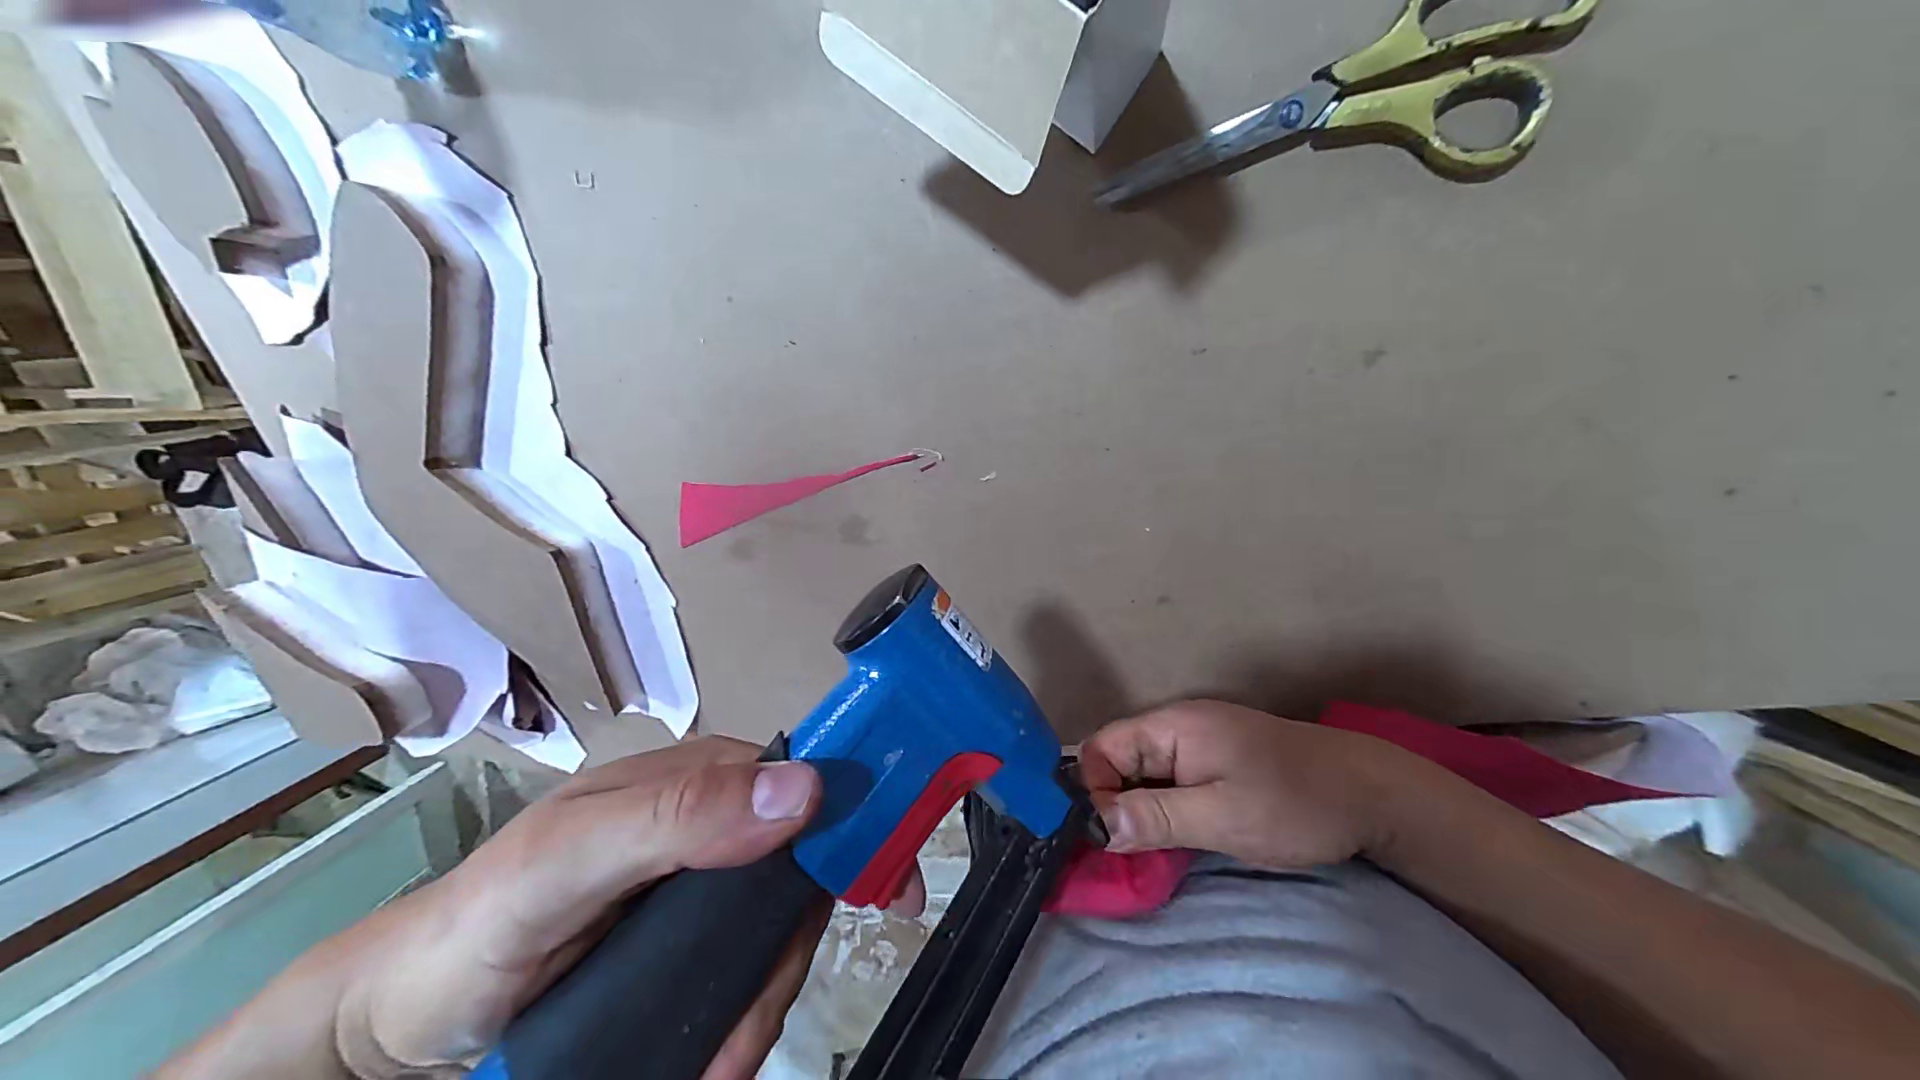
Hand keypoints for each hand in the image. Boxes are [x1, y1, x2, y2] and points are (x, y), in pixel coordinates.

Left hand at [329, 737, 869, 1079]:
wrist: (406, 1026)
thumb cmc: (484, 918)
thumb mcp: (569, 859)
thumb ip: (676, 815)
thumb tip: (804, 789)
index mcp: (699, 779)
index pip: (802, 779)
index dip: (854, 820)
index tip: (896, 887)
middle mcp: (713, 823)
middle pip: (801, 871)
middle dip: (790, 950)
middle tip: (754, 1024)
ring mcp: (704, 889)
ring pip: (780, 932)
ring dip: (764, 999)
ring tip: (718, 1057)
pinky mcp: (691, 947)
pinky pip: (750, 974)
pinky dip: (746, 1019)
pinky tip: (713, 1054)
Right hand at [1081, 699, 1436, 868]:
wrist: (1373, 795)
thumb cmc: (1296, 803)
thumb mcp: (1222, 818)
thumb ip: (1154, 817)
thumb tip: (1095, 824)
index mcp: (1172, 727)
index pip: (1101, 748)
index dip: (1094, 789)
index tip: (1107, 836)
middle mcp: (1177, 727)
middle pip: (1117, 759)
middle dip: (1112, 802)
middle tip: (1124, 852)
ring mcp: (1197, 742)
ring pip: (1142, 772)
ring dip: (1138, 808)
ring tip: (1146, 849)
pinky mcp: (1215, 760)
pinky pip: (1167, 780)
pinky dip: (1161, 807)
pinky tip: (1172, 835)